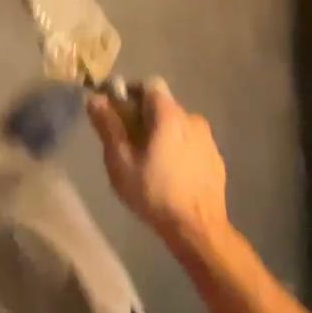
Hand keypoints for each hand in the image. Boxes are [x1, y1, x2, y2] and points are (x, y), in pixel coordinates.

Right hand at [87, 78, 228, 240]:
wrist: (197, 228)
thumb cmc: (153, 192)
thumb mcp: (120, 160)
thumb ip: (108, 126)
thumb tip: (95, 98)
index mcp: (169, 115)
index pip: (149, 84)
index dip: (129, 93)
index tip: (116, 114)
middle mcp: (192, 119)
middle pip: (162, 105)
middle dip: (142, 117)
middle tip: (126, 142)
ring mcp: (208, 140)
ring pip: (177, 125)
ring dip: (161, 133)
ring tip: (148, 161)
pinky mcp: (216, 159)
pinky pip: (190, 143)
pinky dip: (177, 148)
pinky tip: (169, 173)